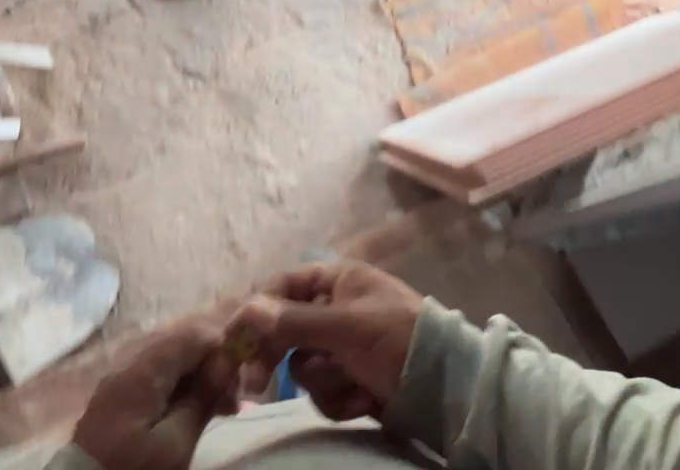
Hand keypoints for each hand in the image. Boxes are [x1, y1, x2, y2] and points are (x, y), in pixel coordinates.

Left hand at [71, 319, 239, 469]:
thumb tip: (228, 360)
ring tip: (218, 409)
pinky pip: (155, 378)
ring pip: (170, 361)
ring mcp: (119, 381)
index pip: (193, 334)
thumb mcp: (175, 445)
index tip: (240, 383)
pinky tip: (190, 412)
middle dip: (212, 365)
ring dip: (197, 378)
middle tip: (232, 402)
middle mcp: (128, 364)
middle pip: (181, 345)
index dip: (222, 350)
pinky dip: (178, 388)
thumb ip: (201, 398)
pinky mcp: (116, 399)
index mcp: (142, 370)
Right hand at [227, 262, 423, 422]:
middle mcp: (336, 309)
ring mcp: (344, 347)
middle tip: (255, 387)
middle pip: (286, 331)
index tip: (233, 338)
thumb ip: (294, 321)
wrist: (445, 386)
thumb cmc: (396, 338)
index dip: (257, 310)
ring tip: (354, 385)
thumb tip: (247, 309)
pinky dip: (342, 399)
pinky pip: (325, 391)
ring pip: (304, 367)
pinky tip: (366, 398)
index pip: (284, 286)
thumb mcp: (345, 327)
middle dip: (278, 359)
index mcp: (337, 281)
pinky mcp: (353, 379)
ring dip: (325, 382)